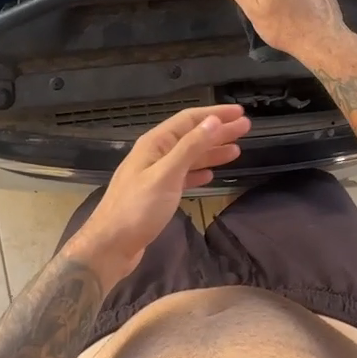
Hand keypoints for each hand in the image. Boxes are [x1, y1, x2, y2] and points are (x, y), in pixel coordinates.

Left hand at [64, 105, 252, 281]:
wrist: (111, 245)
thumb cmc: (137, 209)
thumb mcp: (166, 175)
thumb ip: (190, 147)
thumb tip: (213, 121)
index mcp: (155, 144)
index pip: (189, 120)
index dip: (215, 114)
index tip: (240, 112)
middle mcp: (154, 154)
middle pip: (191, 136)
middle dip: (218, 131)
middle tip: (246, 128)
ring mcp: (155, 174)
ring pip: (189, 156)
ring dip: (212, 151)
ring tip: (236, 149)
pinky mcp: (157, 194)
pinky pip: (182, 176)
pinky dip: (198, 172)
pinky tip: (211, 174)